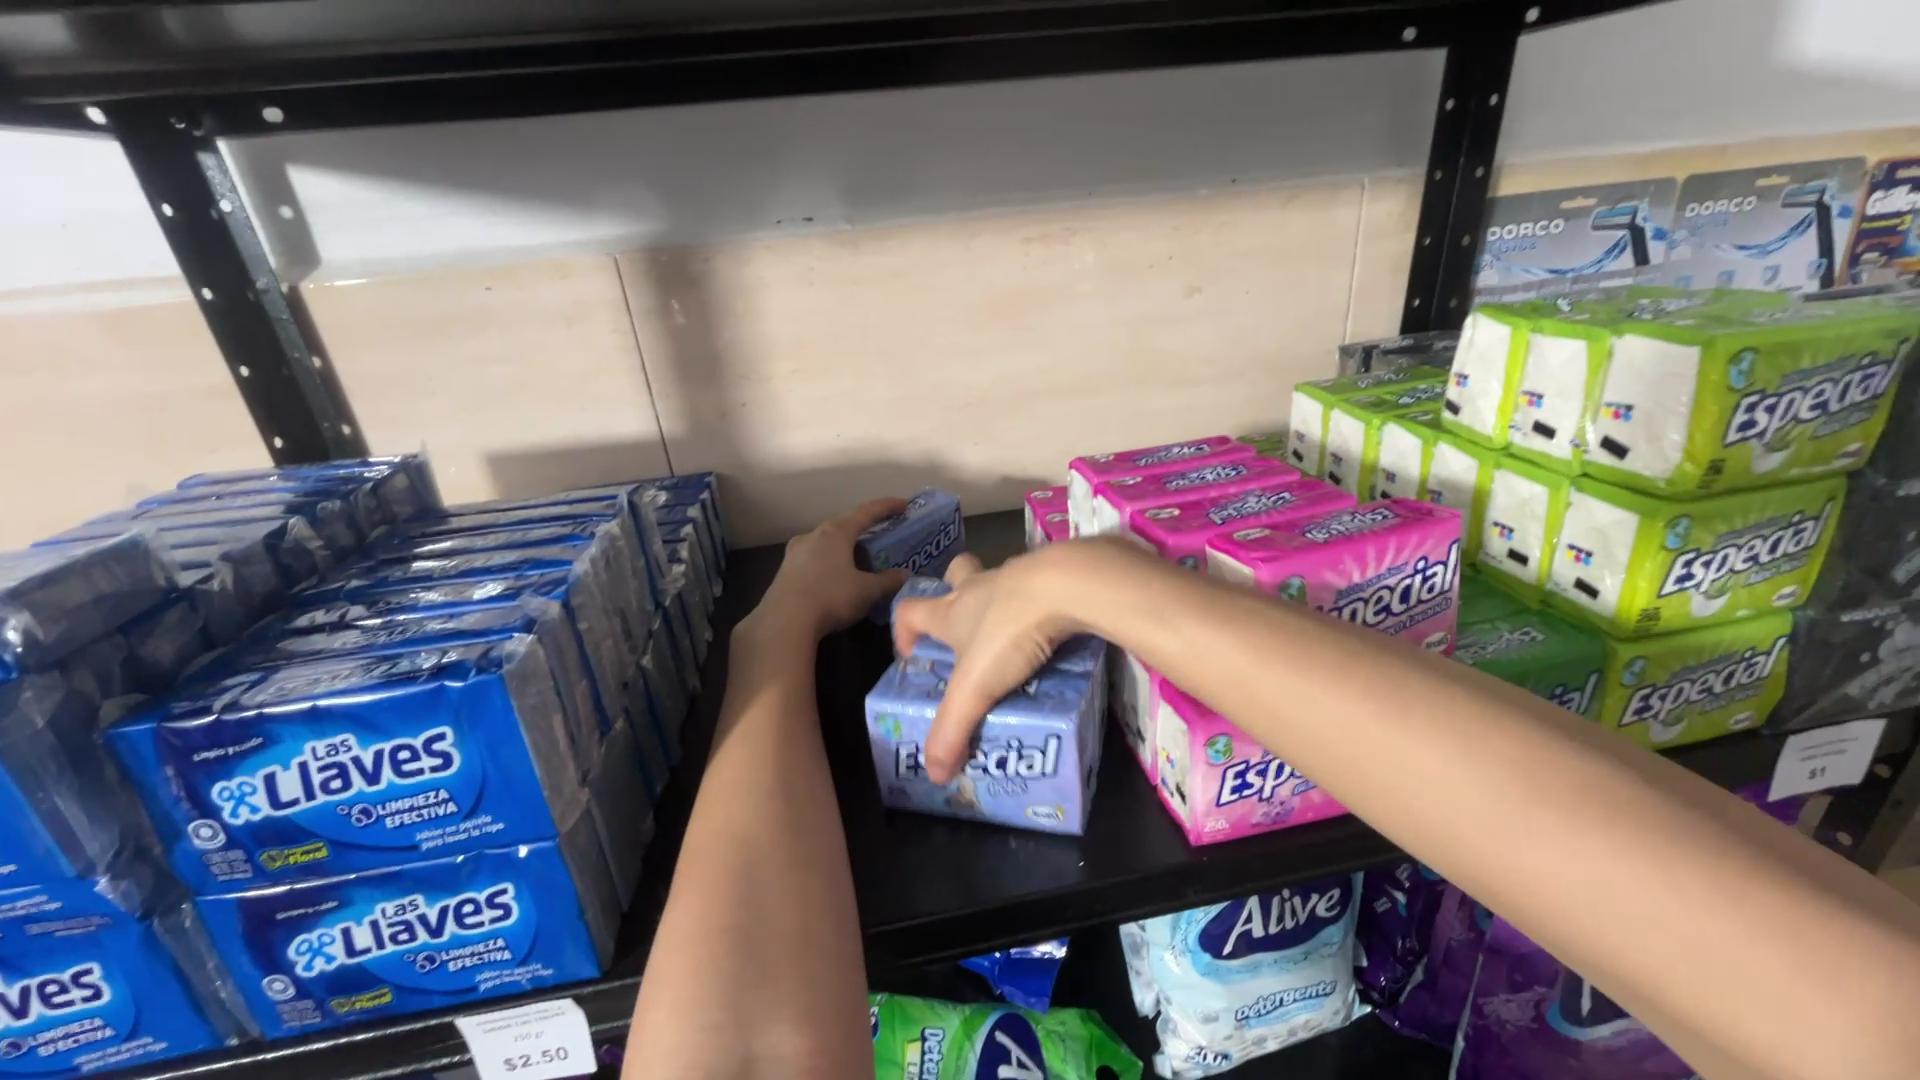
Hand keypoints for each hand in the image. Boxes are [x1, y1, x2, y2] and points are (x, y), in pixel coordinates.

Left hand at [752, 498, 912, 637]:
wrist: (784, 623)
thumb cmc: (831, 597)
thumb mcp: (866, 591)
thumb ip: (888, 581)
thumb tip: (905, 575)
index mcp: (835, 532)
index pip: (866, 512)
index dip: (886, 507)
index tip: (903, 504)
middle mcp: (813, 535)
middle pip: (843, 527)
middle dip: (863, 531)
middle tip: (881, 539)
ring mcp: (794, 553)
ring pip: (826, 544)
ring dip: (844, 550)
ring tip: (858, 563)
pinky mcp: (784, 572)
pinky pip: (813, 561)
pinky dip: (829, 564)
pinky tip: (835, 580)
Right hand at [890, 546, 1087, 783]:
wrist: (1068, 585)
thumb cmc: (1010, 631)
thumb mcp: (976, 688)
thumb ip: (953, 729)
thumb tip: (933, 774)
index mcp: (951, 610)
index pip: (910, 610)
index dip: (904, 631)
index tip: (913, 656)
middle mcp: (978, 587)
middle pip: (956, 575)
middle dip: (954, 594)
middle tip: (965, 629)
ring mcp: (1017, 575)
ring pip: (999, 579)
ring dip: (1000, 599)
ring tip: (1013, 632)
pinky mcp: (1053, 574)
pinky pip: (1039, 586)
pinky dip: (1040, 603)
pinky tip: (1054, 628)